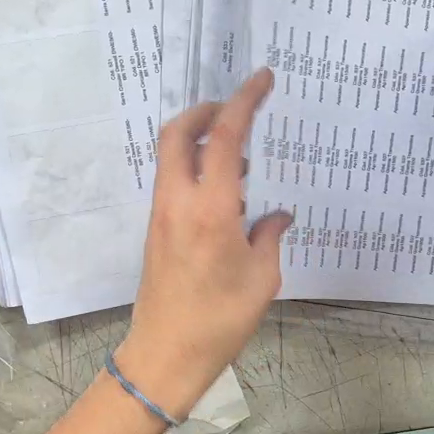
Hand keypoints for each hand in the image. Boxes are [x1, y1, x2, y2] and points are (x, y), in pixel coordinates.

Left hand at [113, 68, 291, 418]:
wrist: (166, 354)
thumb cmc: (220, 321)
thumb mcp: (262, 278)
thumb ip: (270, 236)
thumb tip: (277, 216)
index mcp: (211, 209)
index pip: (226, 136)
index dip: (244, 100)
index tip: (262, 79)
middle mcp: (178, 202)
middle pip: (179, 131)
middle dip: (206, 109)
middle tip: (236, 111)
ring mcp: (161, 215)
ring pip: (171, 156)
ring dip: (200, 141)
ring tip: (241, 161)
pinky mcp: (155, 231)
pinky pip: (172, 182)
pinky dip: (194, 169)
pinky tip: (224, 195)